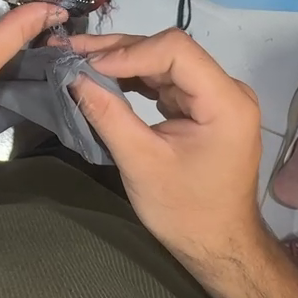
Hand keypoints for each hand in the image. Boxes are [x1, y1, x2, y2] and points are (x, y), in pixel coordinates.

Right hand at [67, 30, 268, 264]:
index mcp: (225, 102)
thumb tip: (71, 75)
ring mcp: (213, 95)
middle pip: (167, 50)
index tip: (89, 66)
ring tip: (79, 60)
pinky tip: (102, 77)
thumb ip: (108, 114)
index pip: (175, 50)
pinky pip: (162, 77)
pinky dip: (131, 76)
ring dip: (120, 61)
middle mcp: (226, 89)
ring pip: (161, 60)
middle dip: (118, 52)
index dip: (130, 52)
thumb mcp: (140, 163)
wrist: (218, 247)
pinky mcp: (200, 105)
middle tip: (71, 52)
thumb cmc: (186, 211)